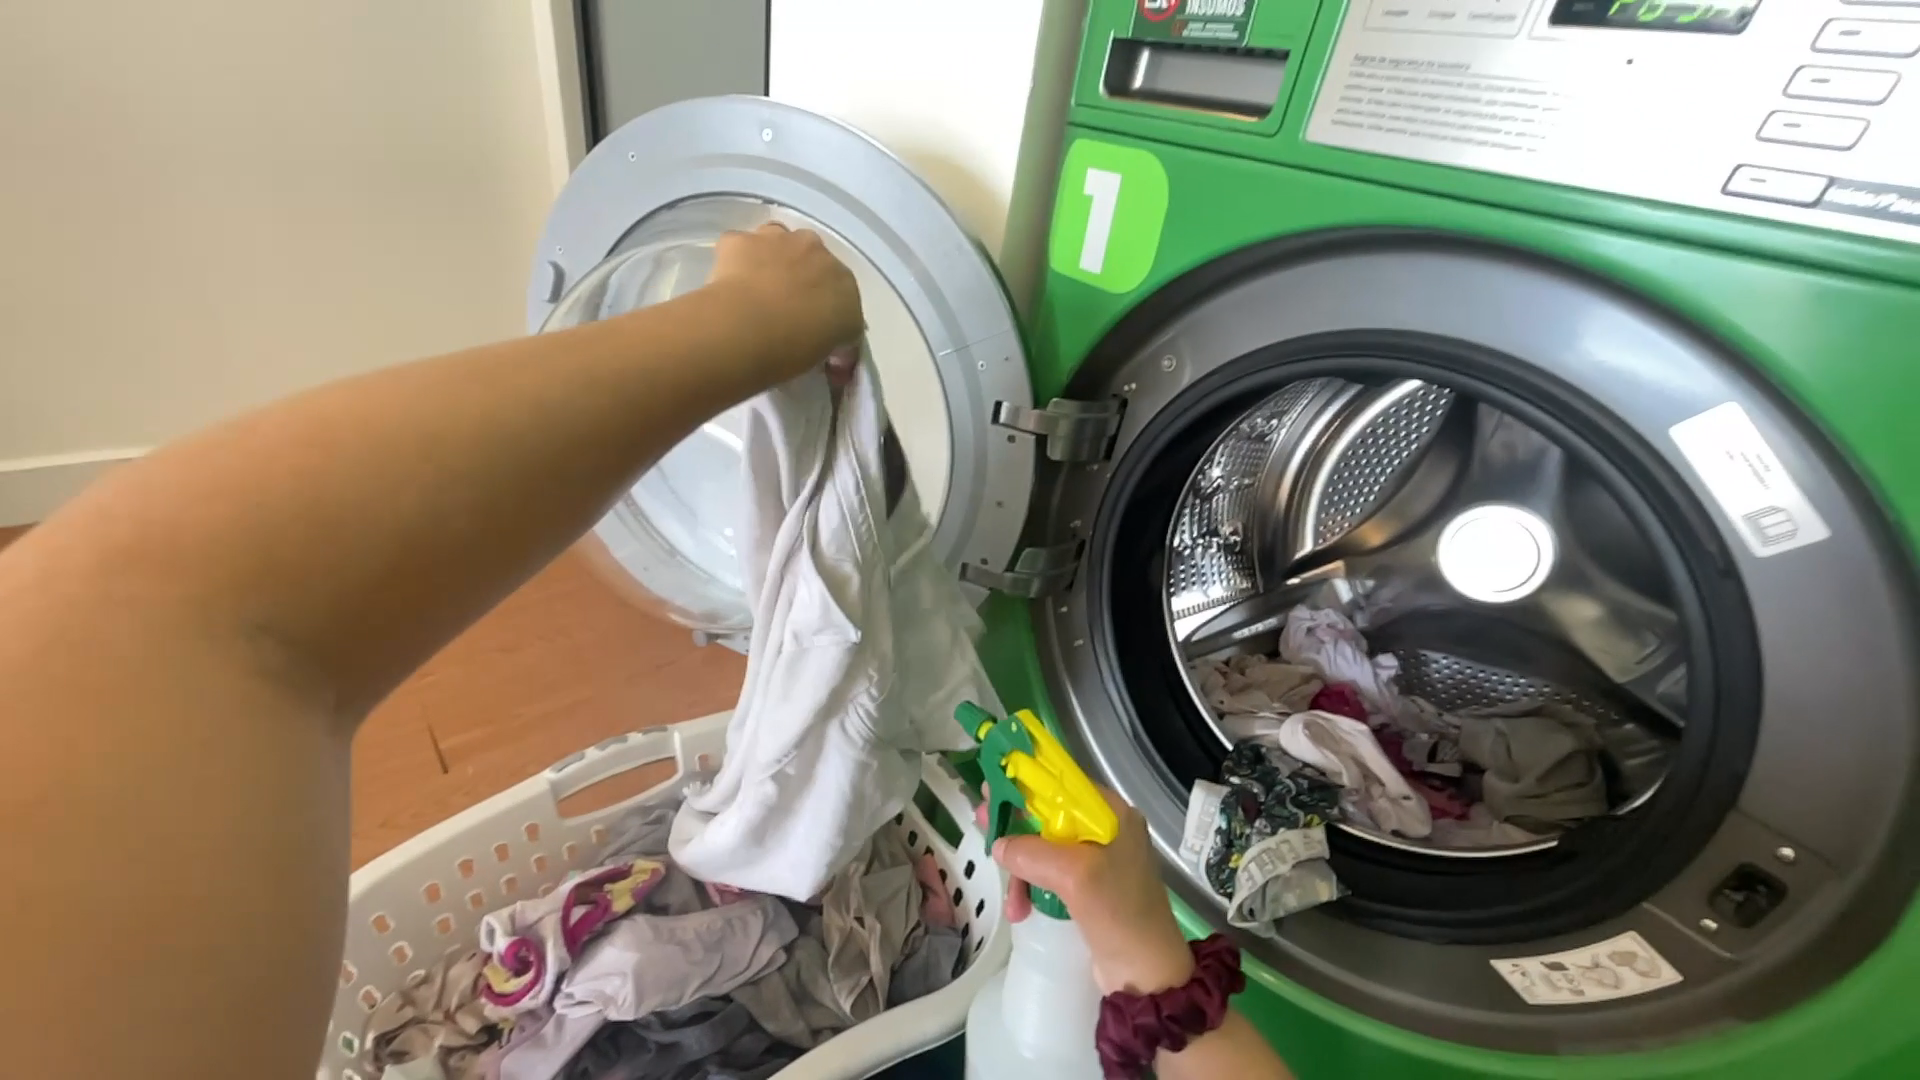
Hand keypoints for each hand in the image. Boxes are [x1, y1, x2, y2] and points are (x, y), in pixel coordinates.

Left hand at [706, 223, 862, 384]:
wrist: (748, 330)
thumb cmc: (795, 349)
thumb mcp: (826, 354)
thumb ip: (832, 344)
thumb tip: (832, 355)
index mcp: (846, 286)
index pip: (842, 298)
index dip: (827, 314)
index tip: (814, 334)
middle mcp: (819, 253)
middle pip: (814, 263)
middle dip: (803, 280)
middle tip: (785, 310)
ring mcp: (780, 240)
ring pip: (780, 242)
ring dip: (774, 259)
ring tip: (759, 290)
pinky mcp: (742, 239)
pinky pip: (742, 247)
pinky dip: (738, 262)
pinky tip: (730, 285)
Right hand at [986, 787, 1197, 994]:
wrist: (1147, 976)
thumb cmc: (1119, 912)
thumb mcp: (1074, 875)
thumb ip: (1032, 852)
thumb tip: (999, 845)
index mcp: (1112, 814)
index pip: (1062, 784)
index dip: (1026, 783)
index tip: (993, 787)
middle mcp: (1106, 829)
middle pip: (1049, 814)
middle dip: (1016, 826)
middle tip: (983, 824)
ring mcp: (1098, 860)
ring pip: (1044, 847)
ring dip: (1022, 869)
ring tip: (1012, 900)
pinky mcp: (1088, 887)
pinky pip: (1049, 873)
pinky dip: (1031, 886)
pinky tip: (1021, 908)